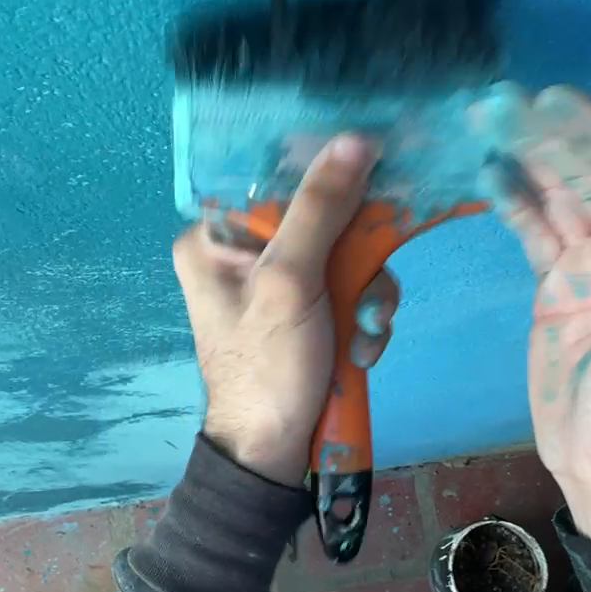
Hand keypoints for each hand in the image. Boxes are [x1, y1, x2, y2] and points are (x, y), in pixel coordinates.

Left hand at [174, 134, 400, 486]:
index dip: (332, 182)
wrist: (274, 453)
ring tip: (366, 336)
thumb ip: (321, 210)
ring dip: (367, 298)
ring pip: (345, 257)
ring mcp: (277, 284)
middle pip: (322, 220)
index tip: (375, 191)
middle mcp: (241, 253)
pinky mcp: (305, 311)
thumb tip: (356, 138)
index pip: (279, 181)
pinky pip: (347, 290)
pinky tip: (362, 349)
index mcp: (214, 237)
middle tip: (368, 299)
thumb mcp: (291, 284)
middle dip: (358, 264)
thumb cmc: (269, 368)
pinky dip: (362, 319)